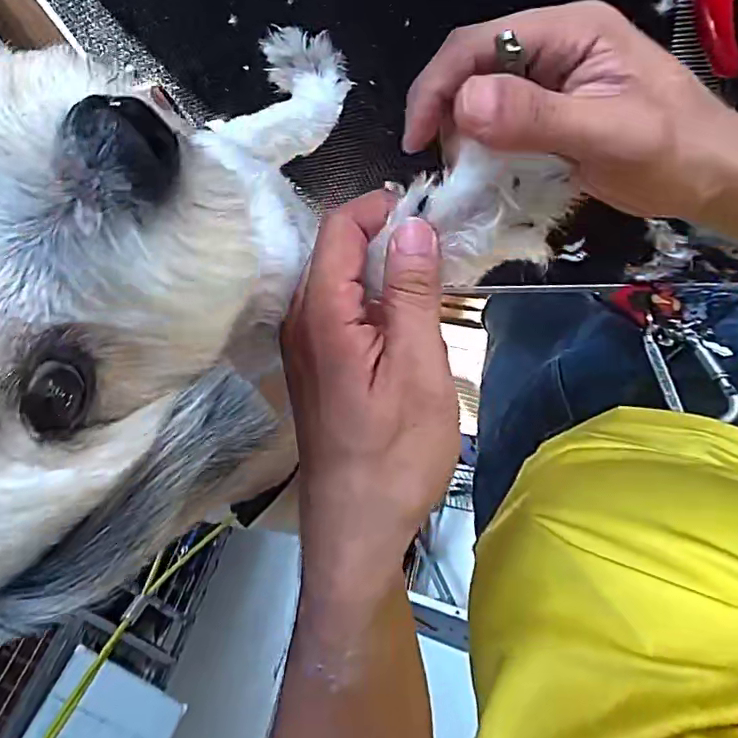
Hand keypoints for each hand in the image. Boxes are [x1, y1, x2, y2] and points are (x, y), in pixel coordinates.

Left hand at [281, 190, 459, 589]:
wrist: (358, 529)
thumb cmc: (395, 454)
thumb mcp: (418, 367)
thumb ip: (414, 291)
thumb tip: (413, 225)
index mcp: (322, 313)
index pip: (338, 228)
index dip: (379, 208)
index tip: (425, 211)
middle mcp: (300, 320)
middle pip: (334, 248)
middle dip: (383, 233)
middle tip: (436, 243)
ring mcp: (304, 344)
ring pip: (339, 277)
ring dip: (381, 265)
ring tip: (429, 274)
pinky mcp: (316, 363)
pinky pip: (340, 307)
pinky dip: (373, 295)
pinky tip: (406, 313)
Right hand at [402, 0, 737, 230]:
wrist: (722, 180)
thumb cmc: (679, 154)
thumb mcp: (611, 135)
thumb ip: (539, 115)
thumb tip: (462, 102)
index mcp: (572, 29)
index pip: (480, 41)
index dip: (438, 86)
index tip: (417, 138)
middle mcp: (560, 41)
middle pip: (478, 61)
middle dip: (448, 107)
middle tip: (441, 160)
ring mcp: (559, 73)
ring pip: (488, 90)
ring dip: (467, 127)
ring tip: (462, 168)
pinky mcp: (560, 104)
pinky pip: (508, 115)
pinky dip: (489, 142)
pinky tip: (487, 168)